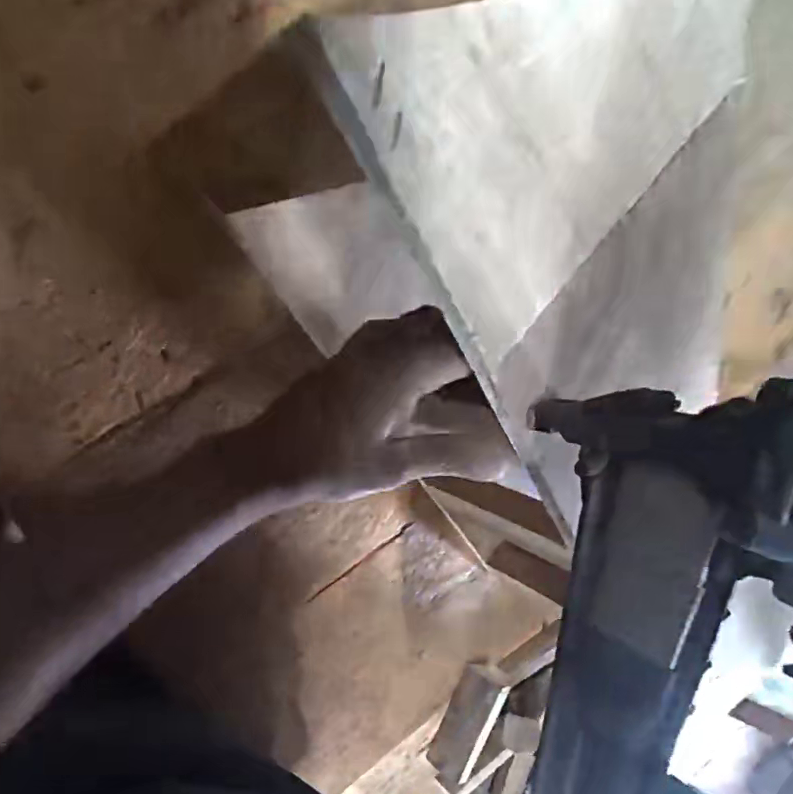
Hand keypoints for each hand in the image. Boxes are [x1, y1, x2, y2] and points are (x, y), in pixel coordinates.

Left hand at [235, 306, 517, 503]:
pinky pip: (405, 336)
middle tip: (503, 386)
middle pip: (451, 330)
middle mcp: (388, 339)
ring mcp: (369, 340)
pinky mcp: (357, 349)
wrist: (270, 455)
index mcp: (402, 363)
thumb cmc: (331, 464)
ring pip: (427, 329)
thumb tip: (503, 464)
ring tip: (477, 389)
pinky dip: (429, 353)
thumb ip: (451, 455)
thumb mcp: (395, 464)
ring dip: (453, 352)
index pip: (468, 346)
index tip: (523, 380)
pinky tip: (439, 387)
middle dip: (479, 354)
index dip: (499, 362)